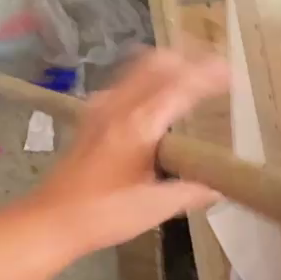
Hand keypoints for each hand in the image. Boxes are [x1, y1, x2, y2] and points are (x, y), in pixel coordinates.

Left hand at [25, 47, 227, 250]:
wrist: (50, 219)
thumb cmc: (102, 215)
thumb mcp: (153, 207)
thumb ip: (189, 192)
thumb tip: (218, 187)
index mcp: (137, 126)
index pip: (178, 87)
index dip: (206, 74)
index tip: (231, 70)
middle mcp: (115, 108)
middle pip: (153, 64)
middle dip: (185, 60)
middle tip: (213, 68)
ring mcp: (97, 111)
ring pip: (134, 71)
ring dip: (163, 67)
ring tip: (189, 76)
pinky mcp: (87, 120)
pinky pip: (120, 86)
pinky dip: (143, 81)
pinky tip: (152, 100)